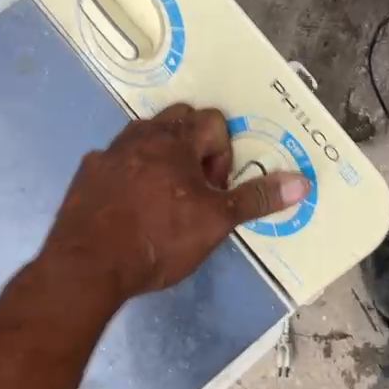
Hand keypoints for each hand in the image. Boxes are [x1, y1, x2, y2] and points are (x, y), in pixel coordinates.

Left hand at [38, 104, 307, 307]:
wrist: (87, 268)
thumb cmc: (160, 238)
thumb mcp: (217, 222)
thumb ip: (257, 198)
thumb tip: (302, 181)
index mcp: (176, 140)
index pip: (213, 121)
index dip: (223, 153)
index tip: (215, 189)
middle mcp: (141, 136)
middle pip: (178, 119)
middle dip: (194, 146)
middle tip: (195, 188)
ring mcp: (108, 153)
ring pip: (145, 137)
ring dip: (161, 157)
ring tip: (165, 197)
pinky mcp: (85, 175)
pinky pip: (116, 161)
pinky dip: (129, 174)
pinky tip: (130, 209)